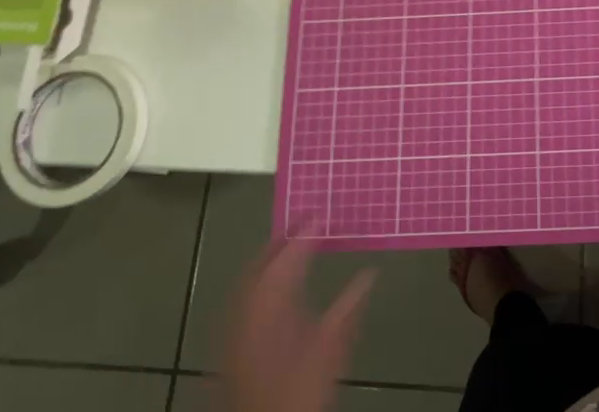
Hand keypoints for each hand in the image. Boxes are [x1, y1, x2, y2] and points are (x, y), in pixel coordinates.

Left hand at [227, 235, 375, 411]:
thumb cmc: (301, 385)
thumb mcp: (333, 345)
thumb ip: (351, 303)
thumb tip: (371, 273)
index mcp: (276, 299)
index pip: (290, 253)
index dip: (306, 231)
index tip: (322, 214)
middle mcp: (250, 303)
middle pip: (264, 259)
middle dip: (284, 237)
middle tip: (306, 222)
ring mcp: (234, 322)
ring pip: (249, 275)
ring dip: (269, 256)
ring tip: (290, 245)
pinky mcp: (227, 340)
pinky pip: (241, 294)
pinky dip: (257, 278)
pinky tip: (269, 285)